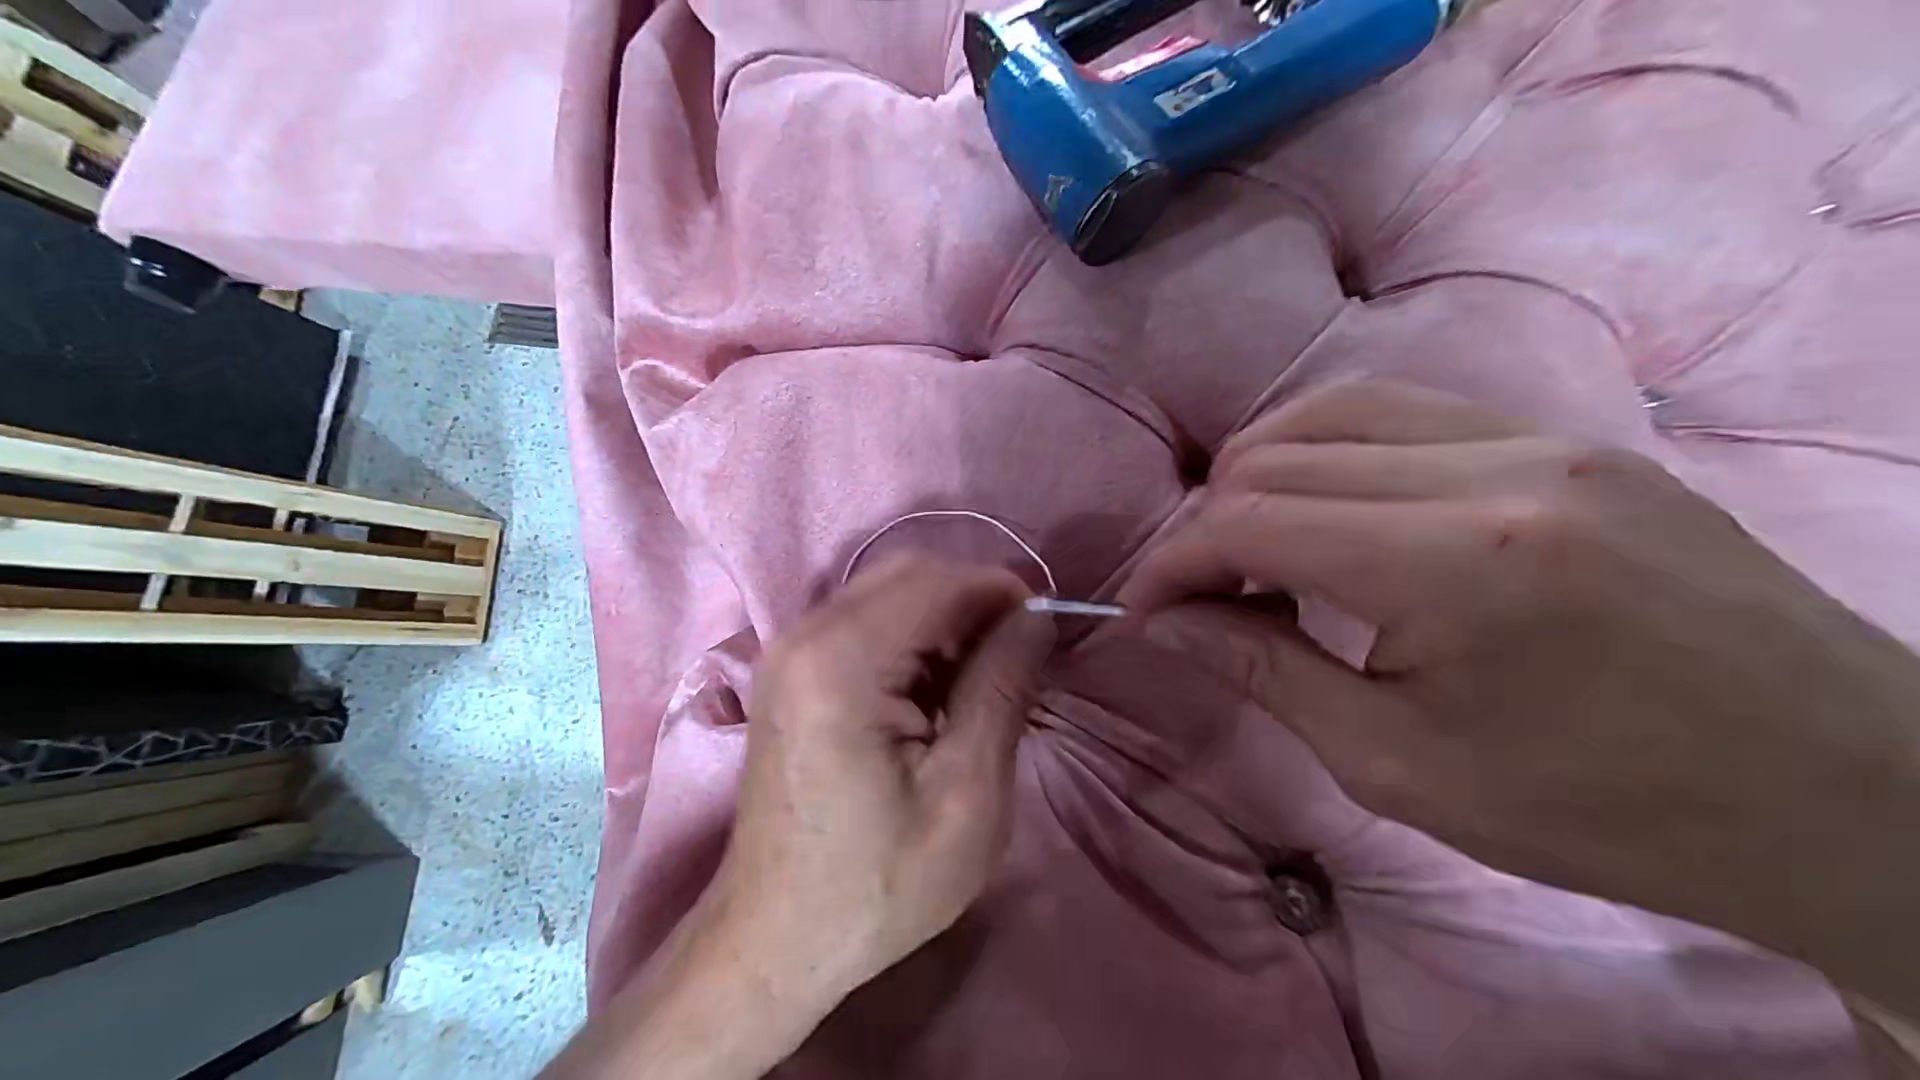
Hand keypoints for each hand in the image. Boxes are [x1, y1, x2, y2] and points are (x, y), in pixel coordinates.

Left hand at [712, 555, 1054, 998]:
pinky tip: (935, 692)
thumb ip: (1001, 688)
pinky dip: (911, 639)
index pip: (938, 581)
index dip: (1001, 592)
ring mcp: (789, 650)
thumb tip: (1036, 616)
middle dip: (973, 603)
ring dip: (944, 621)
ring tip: (981, 681)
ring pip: (887, 593)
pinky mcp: (790, 671)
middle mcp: (805, 635)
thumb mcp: (967, 794)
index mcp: (842, 661)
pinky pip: (863, 623)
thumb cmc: (878, 883)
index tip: (1046, 630)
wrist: (774, 938)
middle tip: (1017, 658)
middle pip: (909, 575)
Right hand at [1119, 380, 1919, 1014]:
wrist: (1848, 797)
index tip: (1139, 610)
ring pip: (1331, 410)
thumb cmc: (1602, 809)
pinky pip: (1402, 412)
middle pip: (1276, 456)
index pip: (1250, 521)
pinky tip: (1324, 510)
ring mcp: (1543, 437)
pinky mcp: (1568, 437)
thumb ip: (1260, 669)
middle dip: (1207, 524)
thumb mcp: (1397, 764)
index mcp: (1458, 564)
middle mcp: (1497, 469)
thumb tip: (1161, 622)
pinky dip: (1328, 452)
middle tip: (1194, 594)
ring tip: (1246, 545)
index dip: (1172, 563)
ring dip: (1258, 473)